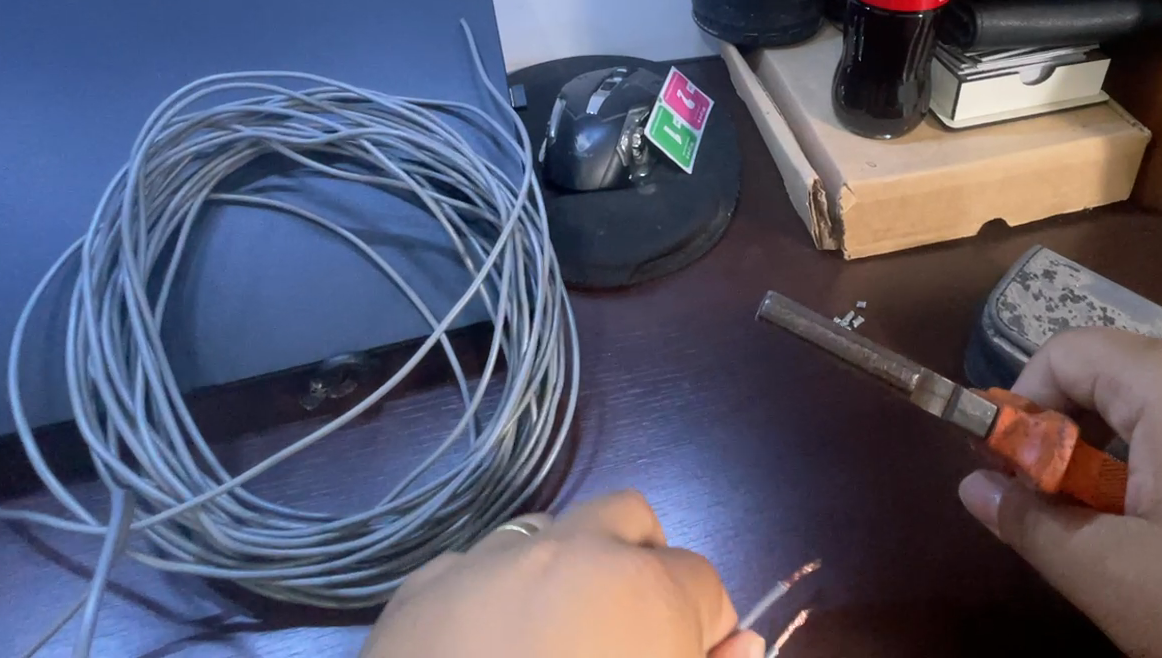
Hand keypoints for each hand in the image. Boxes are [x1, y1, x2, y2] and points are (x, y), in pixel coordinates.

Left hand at [361, 490, 762, 657]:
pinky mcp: (419, 591)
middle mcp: (570, 551)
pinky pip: (475, 565)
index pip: (703, 583)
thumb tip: (742, 643)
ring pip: (551, 530)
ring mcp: (488, 562)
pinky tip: (476, 655)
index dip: (702, 630)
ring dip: (566, 571)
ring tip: (546, 644)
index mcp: (642, 590)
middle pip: (630, 518)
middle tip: (625, 637)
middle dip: (642, 563)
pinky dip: (491, 596)